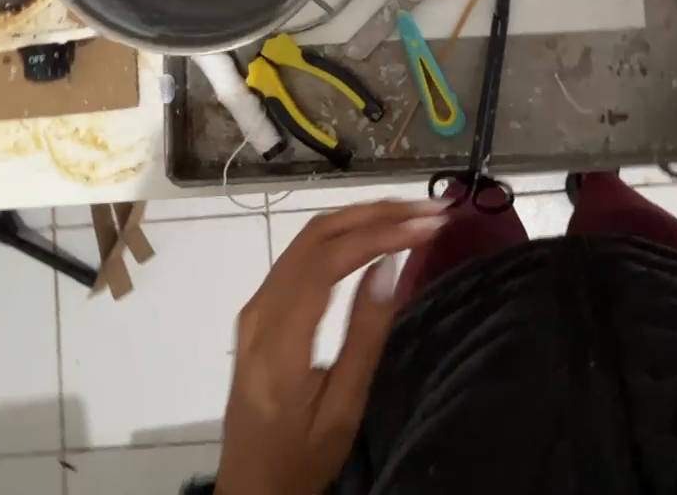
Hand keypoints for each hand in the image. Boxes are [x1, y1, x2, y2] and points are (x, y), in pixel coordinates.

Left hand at [216, 200, 446, 494]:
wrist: (249, 489)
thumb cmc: (301, 458)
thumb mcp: (342, 409)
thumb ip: (364, 336)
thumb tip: (388, 266)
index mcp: (278, 342)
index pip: (327, 261)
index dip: (379, 233)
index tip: (426, 226)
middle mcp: (260, 310)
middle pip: (316, 235)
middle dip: (376, 213)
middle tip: (427, 211)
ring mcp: (256, 304)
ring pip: (308, 236)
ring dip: (361, 217)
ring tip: (410, 213)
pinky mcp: (261, 306)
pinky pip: (301, 252)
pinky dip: (343, 232)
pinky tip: (375, 231)